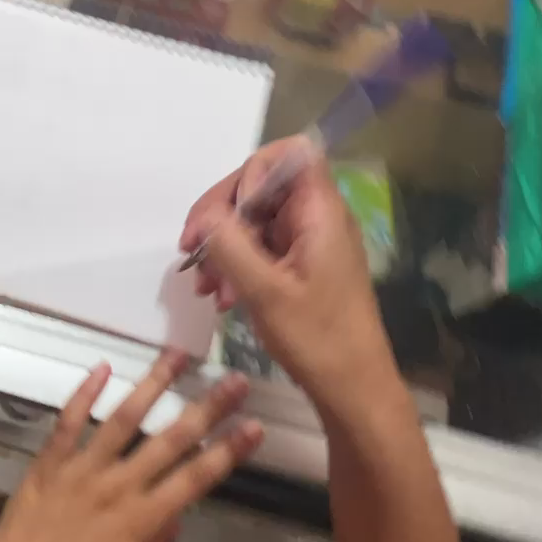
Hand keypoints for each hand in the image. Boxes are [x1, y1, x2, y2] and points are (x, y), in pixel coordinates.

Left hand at [0, 352, 260, 541]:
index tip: (254, 426)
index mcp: (141, 523)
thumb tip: (177, 514)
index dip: (229, 451)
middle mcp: (116, 489)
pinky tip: (102, 367)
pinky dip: (84, 393)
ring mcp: (80, 471)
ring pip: (123, 419)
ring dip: (153, 384)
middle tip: (233, 379)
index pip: (196, 479)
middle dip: (207, 407)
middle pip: (171, 440)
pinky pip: (68, 422)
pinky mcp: (48, 464)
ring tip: (176, 356)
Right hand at [179, 137, 396, 417]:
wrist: (351, 386)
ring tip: (205, 287)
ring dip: (222, 246)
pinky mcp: (299, 263)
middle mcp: (315, 217)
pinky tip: (220, 296)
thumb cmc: (316, 337)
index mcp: (319, 212)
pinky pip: (259, 247)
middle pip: (260, 186)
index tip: (227, 215)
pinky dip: (234, 264)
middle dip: (220, 216)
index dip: (250, 174)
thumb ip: (231, 245)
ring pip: (253, 219)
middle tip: (191, 252)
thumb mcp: (264, 292)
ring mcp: (307, 240)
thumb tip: (204, 216)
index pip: (289, 155)